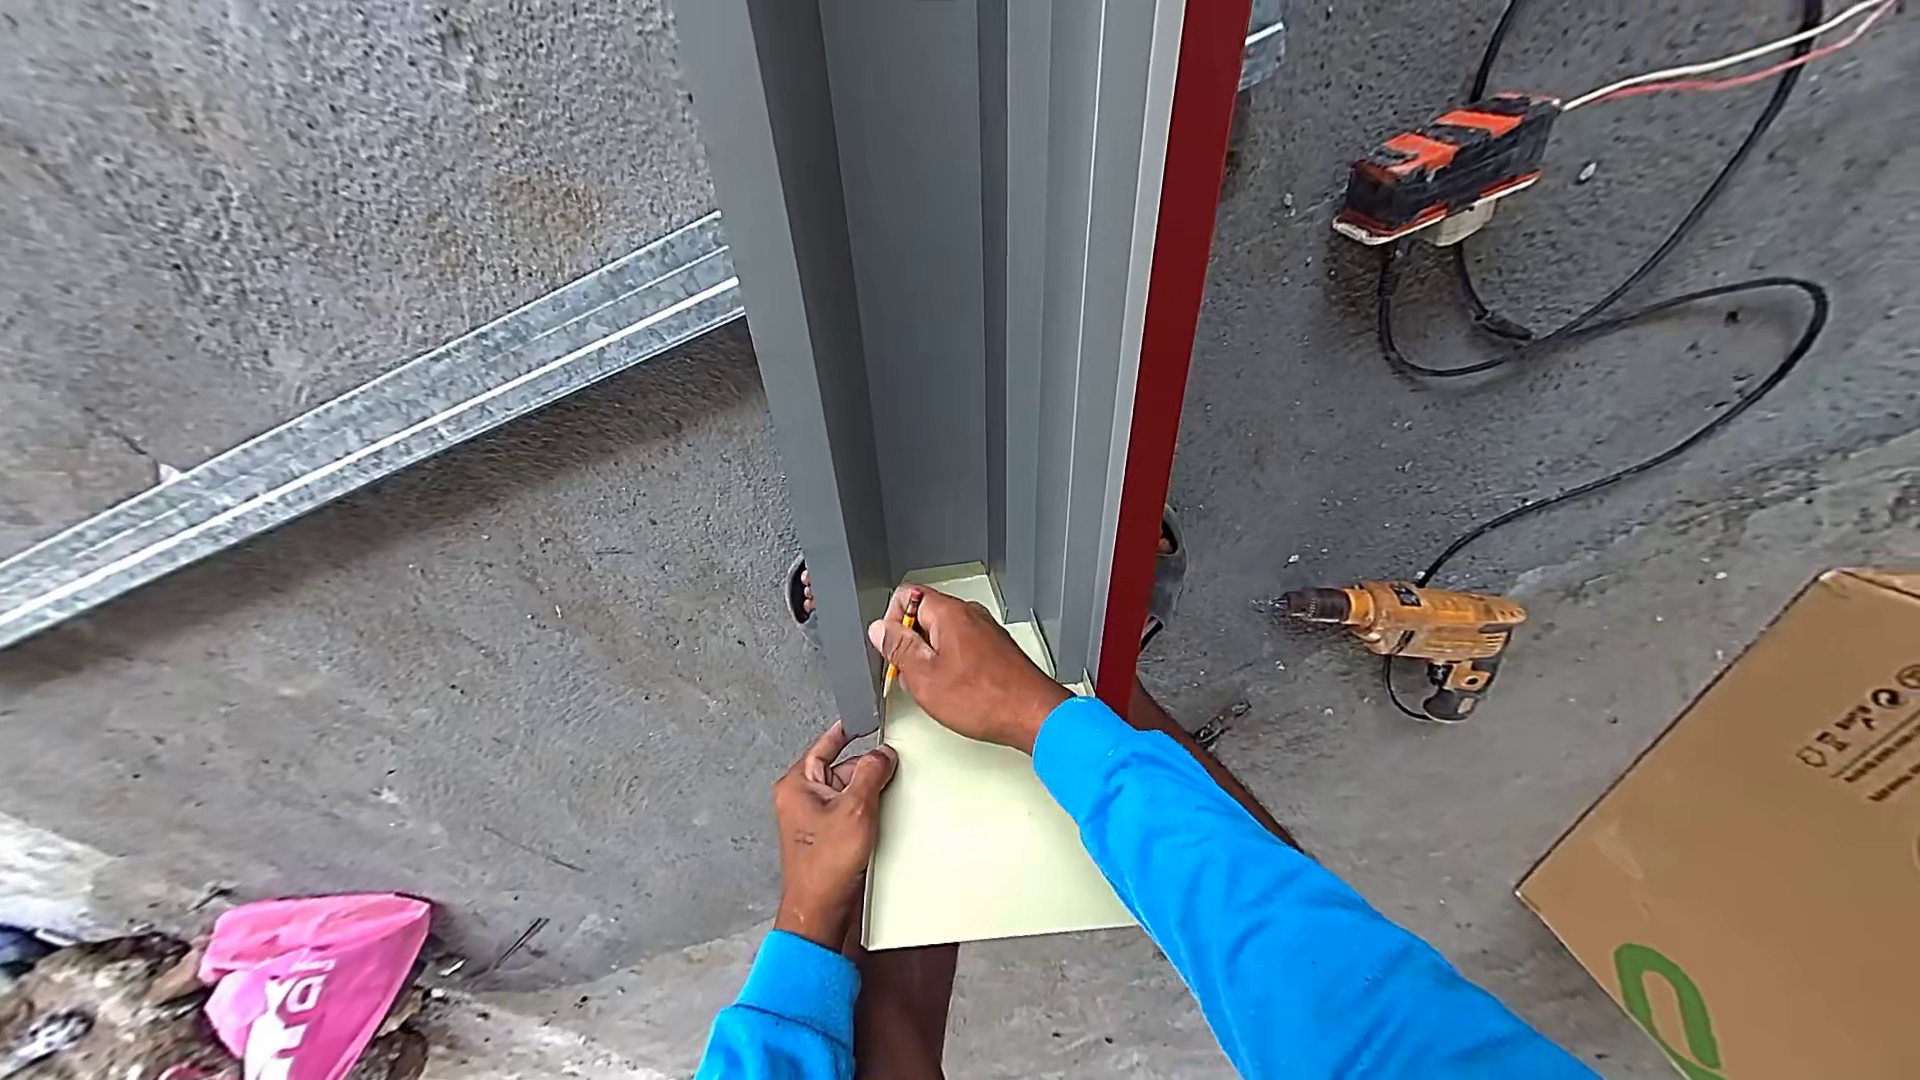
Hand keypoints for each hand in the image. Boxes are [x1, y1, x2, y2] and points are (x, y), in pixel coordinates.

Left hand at [772, 722, 897, 948]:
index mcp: (797, 784)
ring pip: (850, 788)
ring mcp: (814, 816)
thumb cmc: (823, 870)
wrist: (821, 913)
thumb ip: (871, 773)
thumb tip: (882, 754)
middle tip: (885, 775)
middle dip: (867, 771)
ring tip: (875, 810)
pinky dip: (866, 810)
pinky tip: (875, 821)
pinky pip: (852, 808)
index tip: (865, 719)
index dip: (848, 730)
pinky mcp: (828, 832)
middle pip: (844, 766)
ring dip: (868, 794)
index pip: (826, 743)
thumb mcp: (855, 809)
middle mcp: (802, 797)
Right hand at [867, 585, 1070, 753]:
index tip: (894, 650)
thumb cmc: (987, 697)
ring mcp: (984, 631)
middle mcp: (969, 614)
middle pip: (923, 616)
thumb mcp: (924, 676)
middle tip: (913, 674)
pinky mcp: (993, 649)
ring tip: (936, 688)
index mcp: (949, 612)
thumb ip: (898, 647)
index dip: (892, 623)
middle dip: (911, 645)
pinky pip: (960, 648)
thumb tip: (880, 629)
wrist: (1032, 714)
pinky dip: (950, 666)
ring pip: (941, 635)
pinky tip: (955, 692)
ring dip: (930, 659)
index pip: (906, 596)